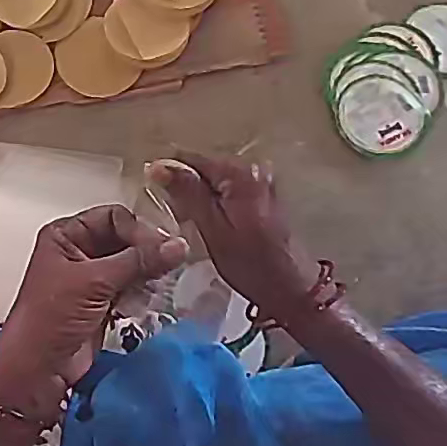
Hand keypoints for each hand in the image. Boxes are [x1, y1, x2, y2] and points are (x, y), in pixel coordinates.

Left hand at [0, 205, 187, 418]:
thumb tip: (179, 245)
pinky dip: (142, 291)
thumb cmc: (53, 317)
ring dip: (147, 273)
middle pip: (123, 240)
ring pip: (130, 264)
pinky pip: (130, 287)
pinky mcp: (102, 303)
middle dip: (146, 252)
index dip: (138, 230)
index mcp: (66, 234)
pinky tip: (151, 298)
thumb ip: (139, 261)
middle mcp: (78, 251)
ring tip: (162, 282)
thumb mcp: (95, 282)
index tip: (163, 246)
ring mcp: (91, 278)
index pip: (112, 218)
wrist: (36, 372)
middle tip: (172, 263)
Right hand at [149, 152, 316, 324]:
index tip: (154, 197)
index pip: (191, 159)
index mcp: (238, 172)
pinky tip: (211, 224)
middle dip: (185, 187)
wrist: (292, 286)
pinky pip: (228, 190)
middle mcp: (251, 168)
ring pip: (214, 180)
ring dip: (199, 197)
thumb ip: (187, 193)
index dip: (169, 175)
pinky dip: (215, 203)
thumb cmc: (250, 263)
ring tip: (191, 223)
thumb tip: (158, 167)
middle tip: (176, 217)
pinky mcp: (262, 194)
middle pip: (203, 167)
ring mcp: (260, 179)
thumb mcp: (212, 229)